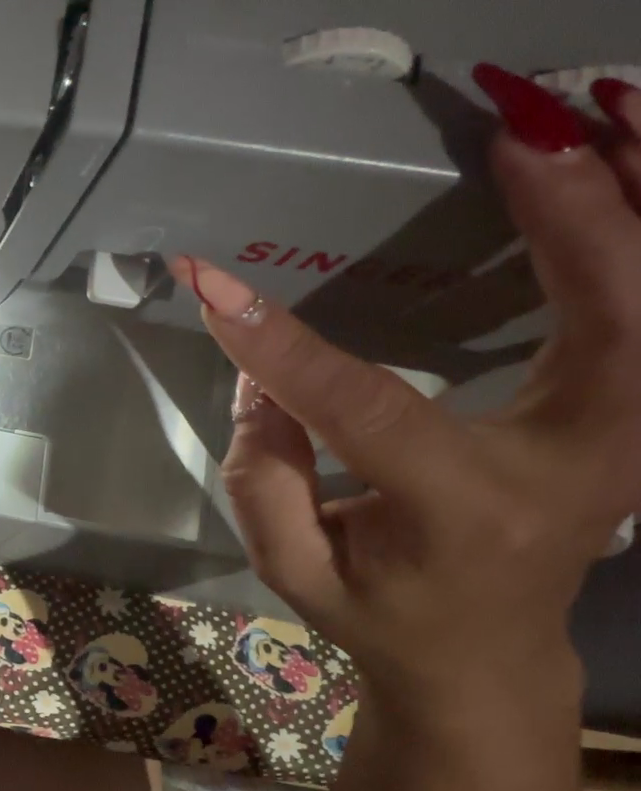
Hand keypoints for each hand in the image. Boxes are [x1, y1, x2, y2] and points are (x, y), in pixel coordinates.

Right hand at [174, 67, 640, 701]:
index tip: (214, 285)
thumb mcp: (294, 567)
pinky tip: (613, 169)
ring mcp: (631, 431)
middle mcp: (577, 462)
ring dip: (632, 200)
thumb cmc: (377, 613)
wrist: (484, 650)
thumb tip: (259, 372)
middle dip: (571, 217)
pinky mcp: (639, 408)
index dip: (283, 346)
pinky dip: (633, 231)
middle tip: (521, 135)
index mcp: (465, 509)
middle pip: (609, 318)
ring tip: (590, 118)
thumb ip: (262, 476)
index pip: (366, 407)